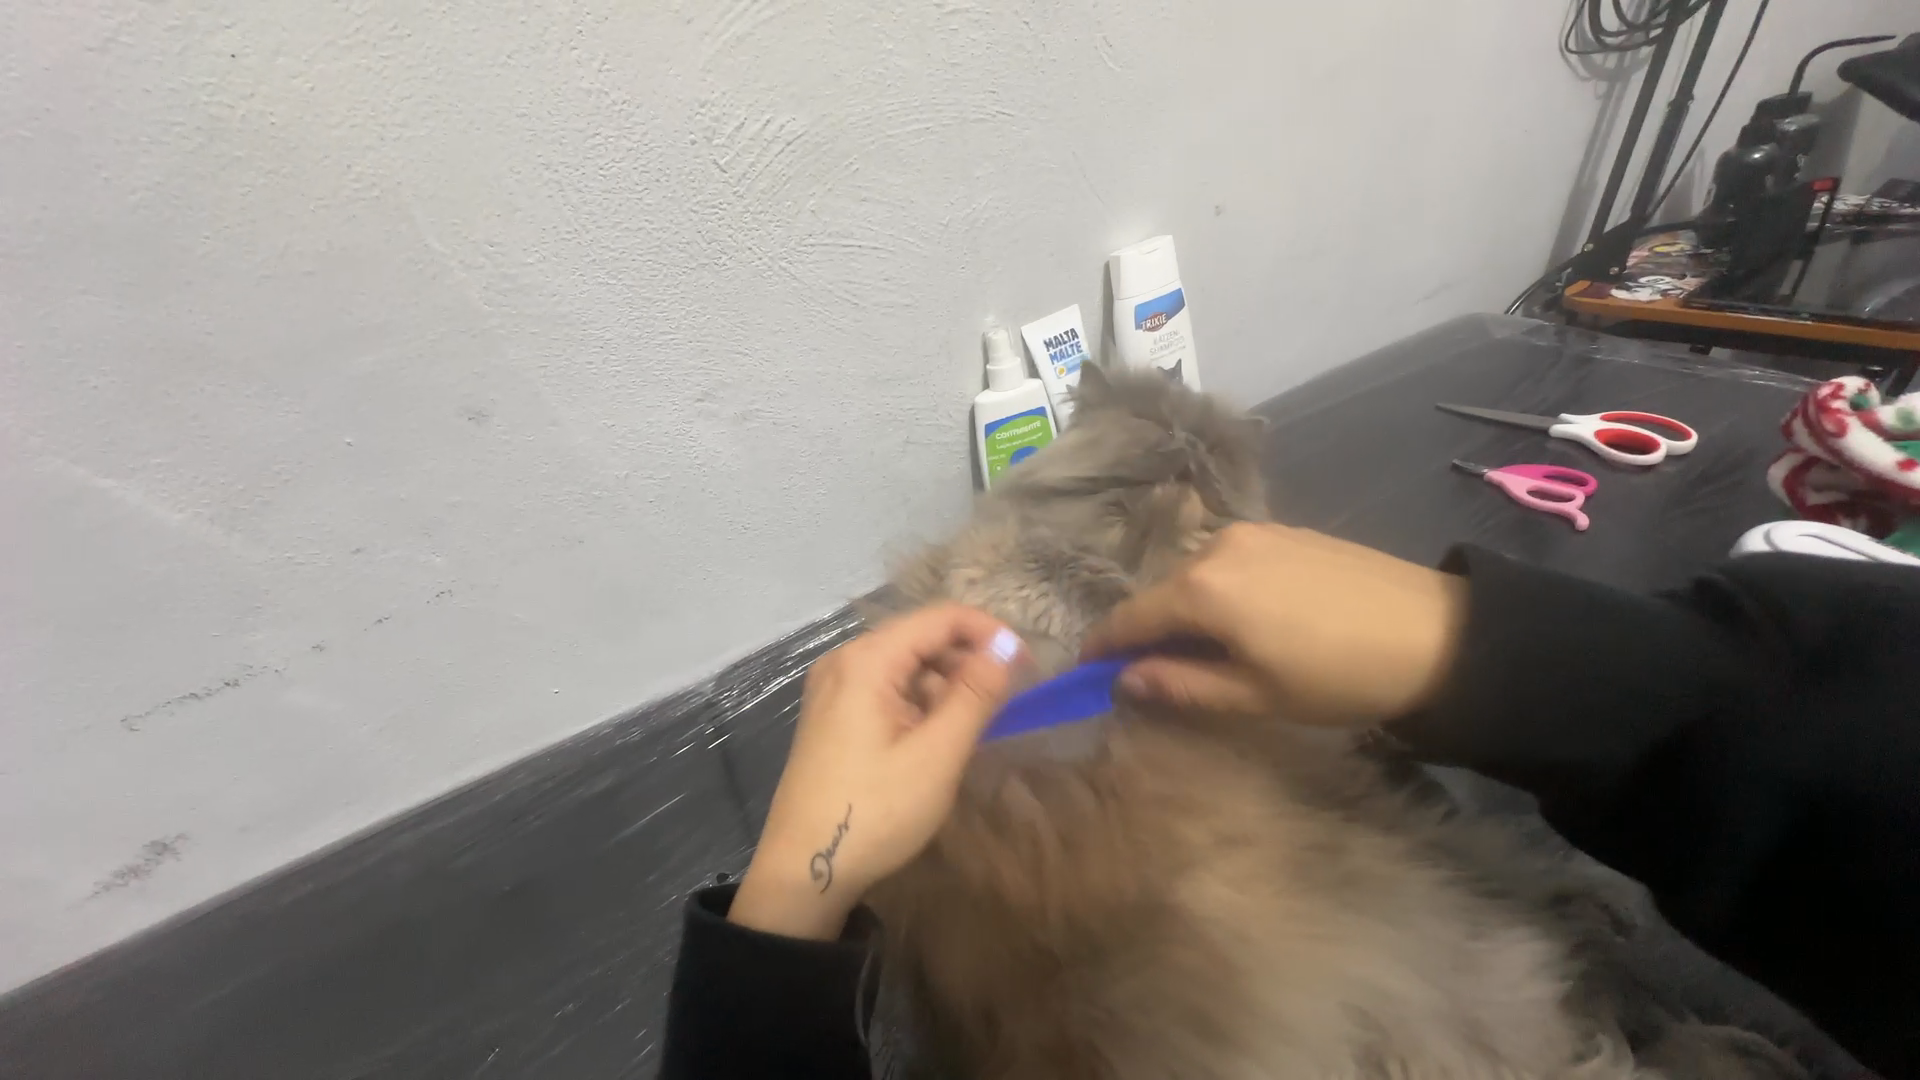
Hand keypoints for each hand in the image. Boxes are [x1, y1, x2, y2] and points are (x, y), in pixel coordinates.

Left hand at [728, 604, 1024, 939]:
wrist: (801, 872)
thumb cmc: (875, 812)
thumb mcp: (936, 755)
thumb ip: (975, 694)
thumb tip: (1008, 648)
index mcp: (867, 660)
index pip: (940, 618)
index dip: (990, 633)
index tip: (1028, 665)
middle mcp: (845, 660)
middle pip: (921, 637)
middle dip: (968, 659)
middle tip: (1007, 699)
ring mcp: (834, 686)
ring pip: (905, 664)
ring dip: (946, 683)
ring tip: (974, 723)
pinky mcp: (833, 712)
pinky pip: (887, 687)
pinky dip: (920, 700)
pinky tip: (937, 734)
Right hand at [1082, 523, 1466, 727]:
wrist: (1439, 633)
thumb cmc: (1338, 675)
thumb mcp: (1254, 695)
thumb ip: (1179, 684)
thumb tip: (1123, 679)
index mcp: (1201, 590)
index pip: (1128, 618)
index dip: (1102, 647)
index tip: (1088, 671)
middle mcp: (1214, 547)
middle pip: (1159, 593)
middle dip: (1147, 631)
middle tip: (1157, 671)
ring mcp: (1250, 531)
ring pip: (1192, 574)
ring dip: (1185, 609)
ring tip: (1211, 647)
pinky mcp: (1282, 528)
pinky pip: (1226, 560)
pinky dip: (1217, 588)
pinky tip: (1248, 615)